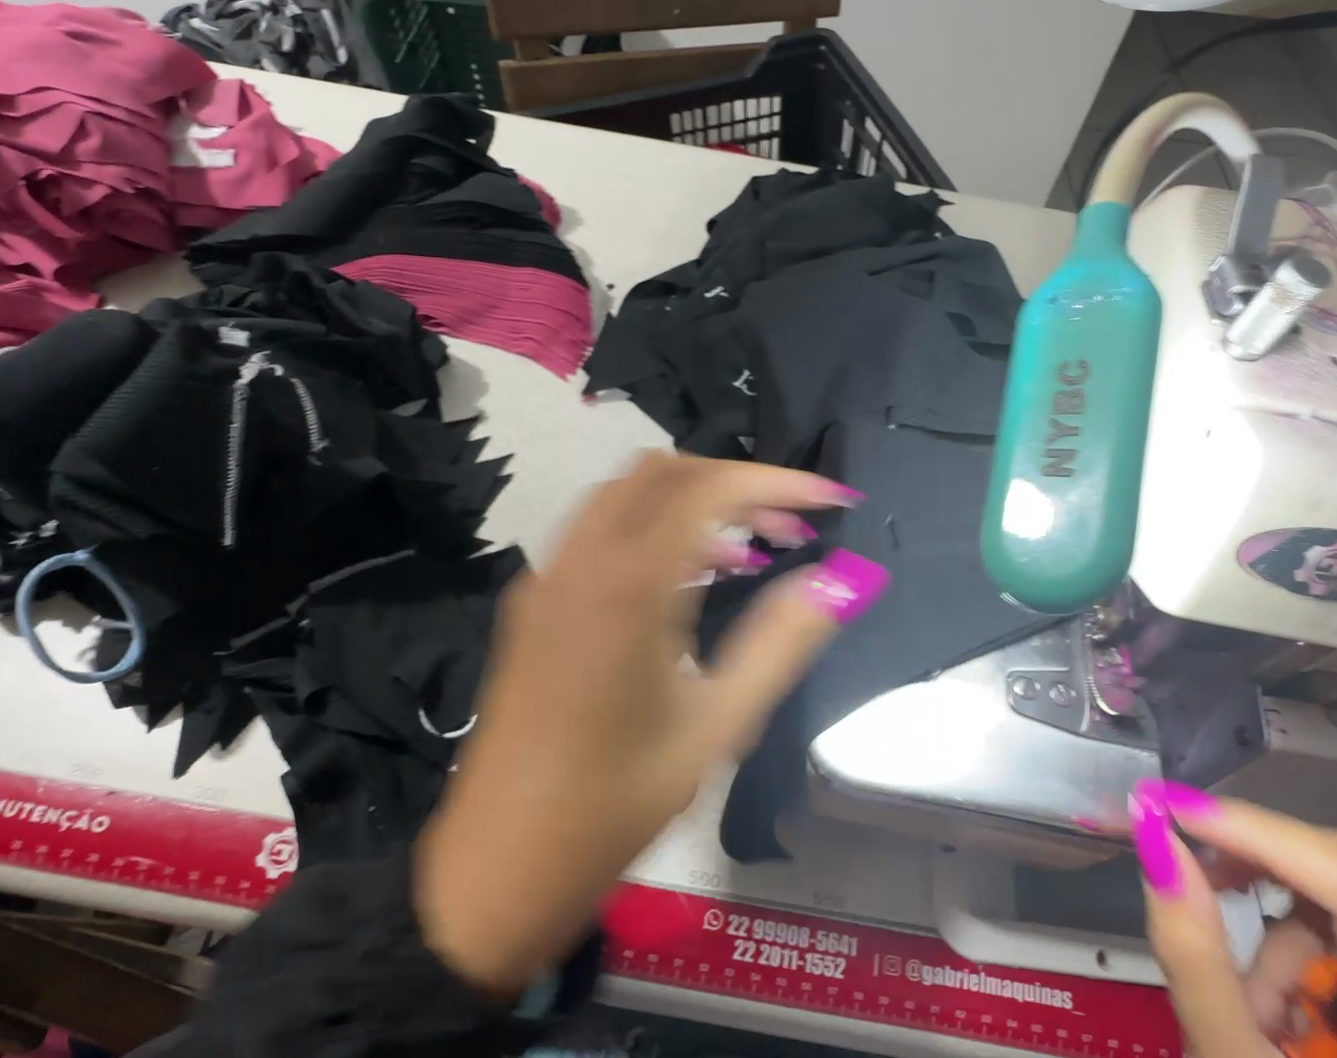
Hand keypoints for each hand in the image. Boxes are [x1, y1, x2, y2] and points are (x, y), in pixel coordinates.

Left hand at [414, 452, 886, 994]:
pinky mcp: (533, 606)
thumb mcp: (716, 727)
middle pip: (662, 473)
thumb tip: (836, 581)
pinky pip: (597, 536)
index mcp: (626, 585)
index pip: (708, 489)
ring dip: (690, 504)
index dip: (778, 482)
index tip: (830, 503)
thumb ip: (780, 642)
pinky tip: (685, 585)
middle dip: (734, 484)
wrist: (500, 863)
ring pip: (624, 498)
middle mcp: (578, 562)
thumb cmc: (615, 803)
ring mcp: (547, 581)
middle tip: (790, 530)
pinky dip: (650, 532)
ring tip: (748, 554)